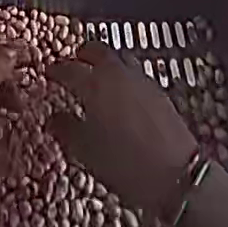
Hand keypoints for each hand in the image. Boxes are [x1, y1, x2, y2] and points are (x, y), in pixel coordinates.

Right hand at [46, 41, 200, 214]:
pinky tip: (123, 94)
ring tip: (99, 77)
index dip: (57, 70)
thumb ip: (67, 130)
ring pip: (118, 58)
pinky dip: (123, 76)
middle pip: (97, 50)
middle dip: (83, 54)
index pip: (69, 69)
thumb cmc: (126, 165)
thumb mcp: (87, 153)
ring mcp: (139, 79)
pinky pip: (134, 73)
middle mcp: (116, 74)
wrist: (177, 175)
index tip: (50, 72)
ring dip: (106, 62)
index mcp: (94, 85)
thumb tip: (53, 118)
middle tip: (75, 62)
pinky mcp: (157, 90)